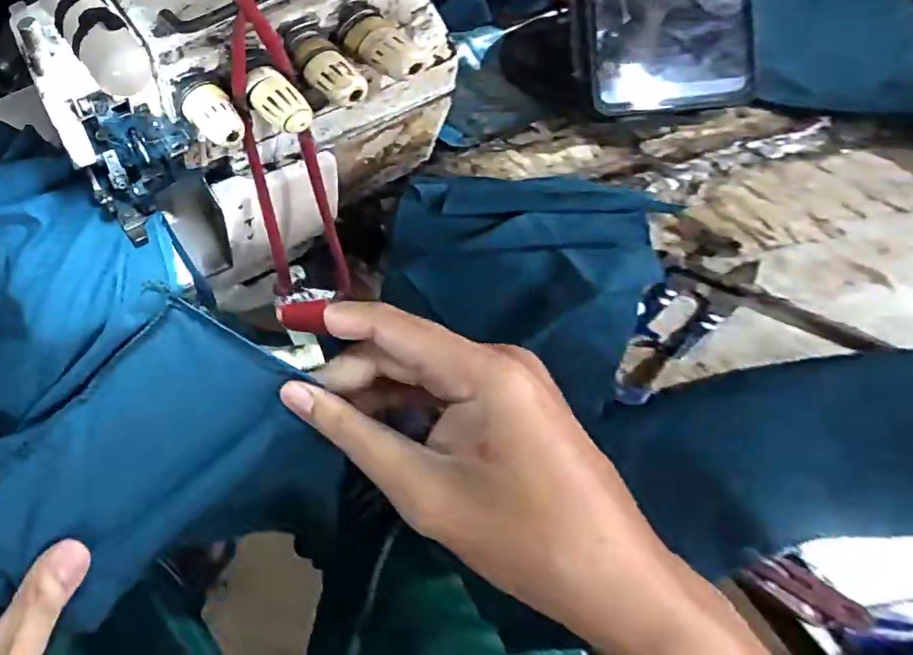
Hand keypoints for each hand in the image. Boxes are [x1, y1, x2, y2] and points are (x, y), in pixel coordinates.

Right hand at [278, 302, 761, 654]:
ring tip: (336, 417)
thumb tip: (291, 392)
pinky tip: (378, 426)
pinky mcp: (511, 399)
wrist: (626, 594)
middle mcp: (497, 360)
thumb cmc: (524, 540)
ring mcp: (508, 378)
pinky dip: (404, 402)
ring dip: (374, 389)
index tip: (287, 321)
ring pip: (417, 368)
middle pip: (401, 349)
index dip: (334, 319)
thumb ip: (350, 432)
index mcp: (484, 372)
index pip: (391, 327)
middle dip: (352, 373)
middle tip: (310, 402)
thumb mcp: (422, 489)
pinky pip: (441, 385)